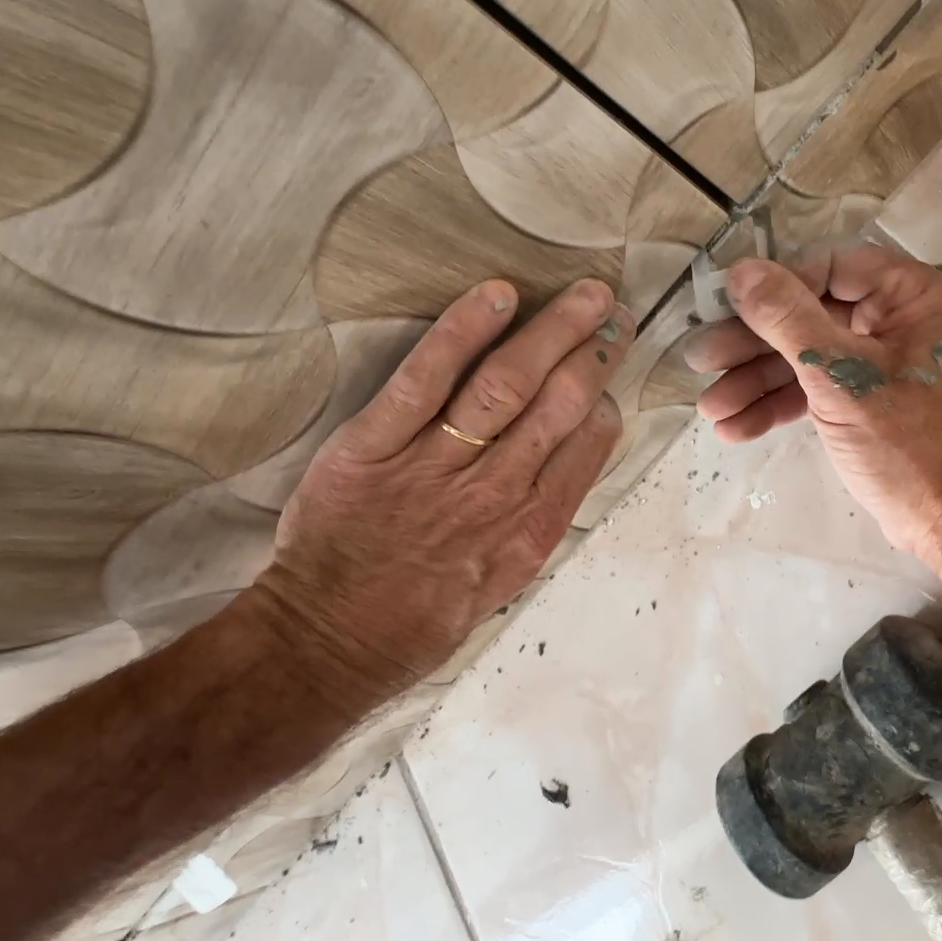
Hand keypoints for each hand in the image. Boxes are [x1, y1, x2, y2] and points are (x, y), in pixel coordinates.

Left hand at [252, 278, 630, 706]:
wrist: (327, 644)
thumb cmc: (421, 620)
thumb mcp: (502, 585)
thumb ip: (540, 521)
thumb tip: (571, 460)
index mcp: (530, 529)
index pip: (585, 450)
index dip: (604, 402)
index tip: (612, 374)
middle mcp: (494, 492)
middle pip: (556, 405)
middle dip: (594, 353)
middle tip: (614, 314)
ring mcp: (435, 466)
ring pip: (504, 385)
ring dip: (551, 332)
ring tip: (584, 296)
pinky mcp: (375, 447)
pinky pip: (425, 380)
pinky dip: (463, 333)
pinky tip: (498, 296)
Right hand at [686, 245, 941, 560]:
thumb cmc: (907, 442)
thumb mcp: (840, 377)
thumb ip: (787, 319)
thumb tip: (740, 271)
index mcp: (913, 295)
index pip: (830, 270)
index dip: (774, 289)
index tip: (723, 306)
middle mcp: (900, 319)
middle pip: (810, 316)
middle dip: (753, 348)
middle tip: (700, 360)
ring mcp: (883, 361)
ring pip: (808, 357)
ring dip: (758, 383)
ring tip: (710, 408)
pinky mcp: (870, 399)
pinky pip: (819, 389)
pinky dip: (781, 406)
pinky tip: (736, 427)